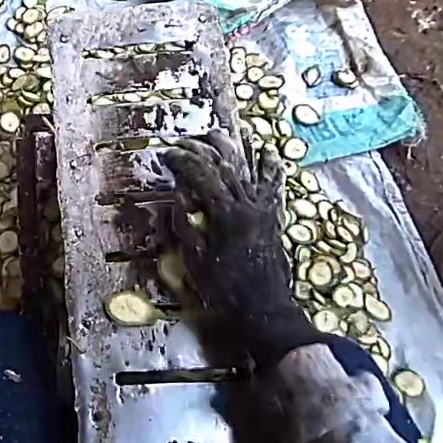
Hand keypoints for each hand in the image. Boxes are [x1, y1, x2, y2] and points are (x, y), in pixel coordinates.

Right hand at [160, 131, 323, 369]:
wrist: (264, 310)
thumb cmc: (224, 289)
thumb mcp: (195, 260)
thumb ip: (185, 227)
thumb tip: (176, 199)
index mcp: (227, 215)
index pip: (203, 177)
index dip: (185, 162)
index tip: (169, 153)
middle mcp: (249, 206)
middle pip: (228, 167)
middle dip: (207, 150)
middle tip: (190, 139)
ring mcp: (264, 211)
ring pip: (252, 171)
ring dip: (240, 150)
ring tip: (229, 133)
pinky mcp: (273, 219)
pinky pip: (273, 187)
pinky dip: (271, 169)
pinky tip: (269, 154)